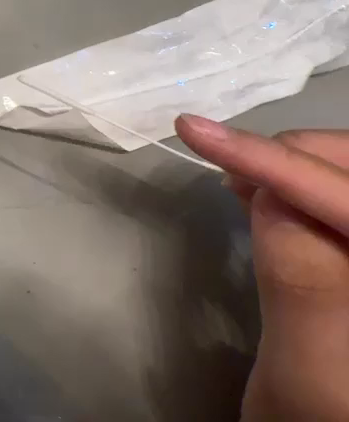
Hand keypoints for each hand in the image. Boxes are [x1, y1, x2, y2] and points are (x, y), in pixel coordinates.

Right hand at [176, 116, 348, 421]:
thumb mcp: (312, 379)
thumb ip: (304, 286)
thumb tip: (267, 196)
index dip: (286, 166)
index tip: (196, 131)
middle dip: (305, 157)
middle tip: (226, 158)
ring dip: (308, 167)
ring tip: (243, 175)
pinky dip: (314, 186)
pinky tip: (275, 195)